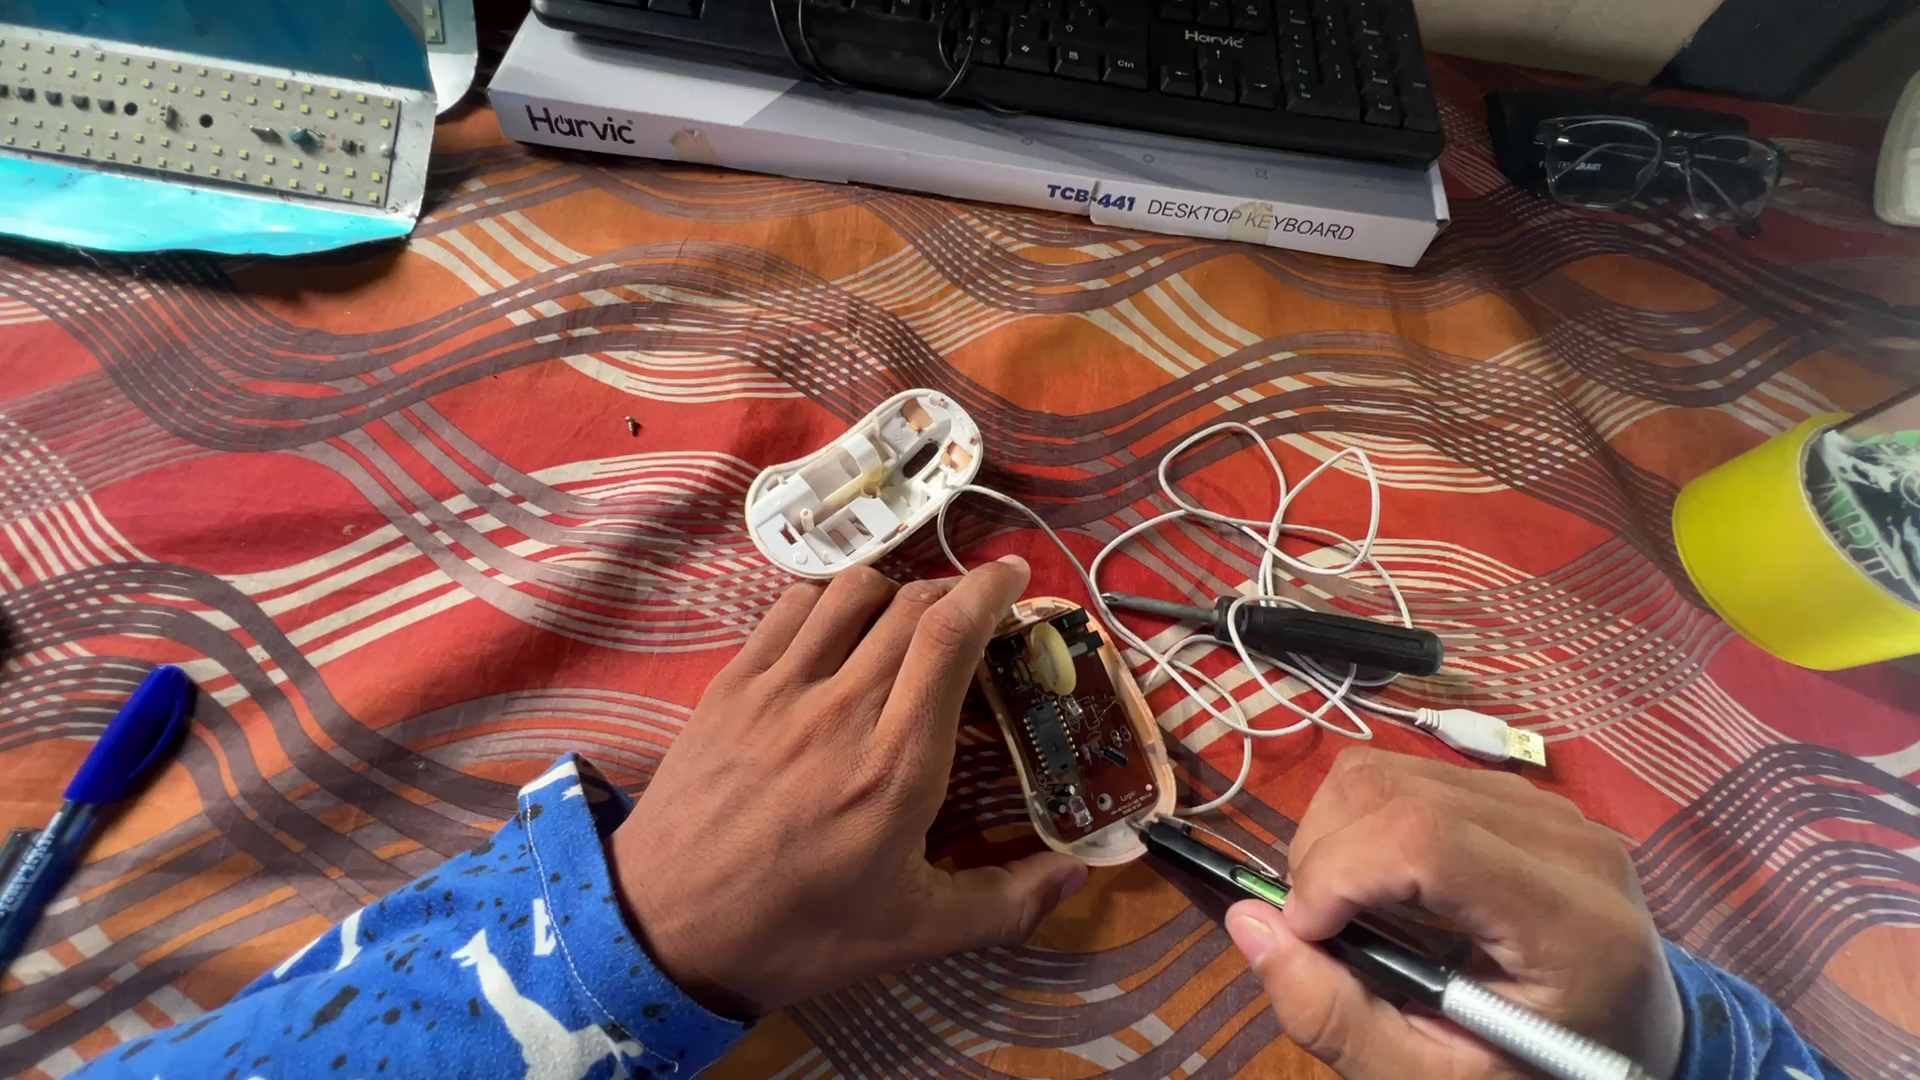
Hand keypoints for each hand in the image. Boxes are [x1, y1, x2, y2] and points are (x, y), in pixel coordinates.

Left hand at [608, 560, 1088, 1016]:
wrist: (663, 930)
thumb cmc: (797, 931)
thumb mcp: (914, 934)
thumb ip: (1007, 902)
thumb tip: (1081, 871)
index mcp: (896, 765)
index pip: (950, 639)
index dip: (989, 591)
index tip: (1015, 575)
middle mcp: (842, 709)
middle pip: (911, 606)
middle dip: (957, 589)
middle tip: (975, 606)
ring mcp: (780, 688)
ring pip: (853, 592)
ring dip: (897, 588)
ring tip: (909, 616)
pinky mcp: (733, 682)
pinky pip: (791, 607)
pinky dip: (830, 598)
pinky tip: (838, 626)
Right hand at [1226, 748, 1683, 1078]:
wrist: (1629, 1036)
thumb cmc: (1535, 1069)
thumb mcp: (1438, 1079)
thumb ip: (1338, 1018)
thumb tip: (1248, 921)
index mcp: (1574, 924)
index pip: (1426, 841)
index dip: (1340, 872)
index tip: (1305, 931)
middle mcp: (1562, 838)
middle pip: (1388, 793)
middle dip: (1319, 855)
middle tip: (1319, 924)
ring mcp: (1536, 800)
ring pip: (1376, 771)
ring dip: (1327, 832)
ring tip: (1343, 898)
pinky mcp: (1505, 785)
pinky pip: (1391, 768)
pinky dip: (1351, 815)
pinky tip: (1374, 869)